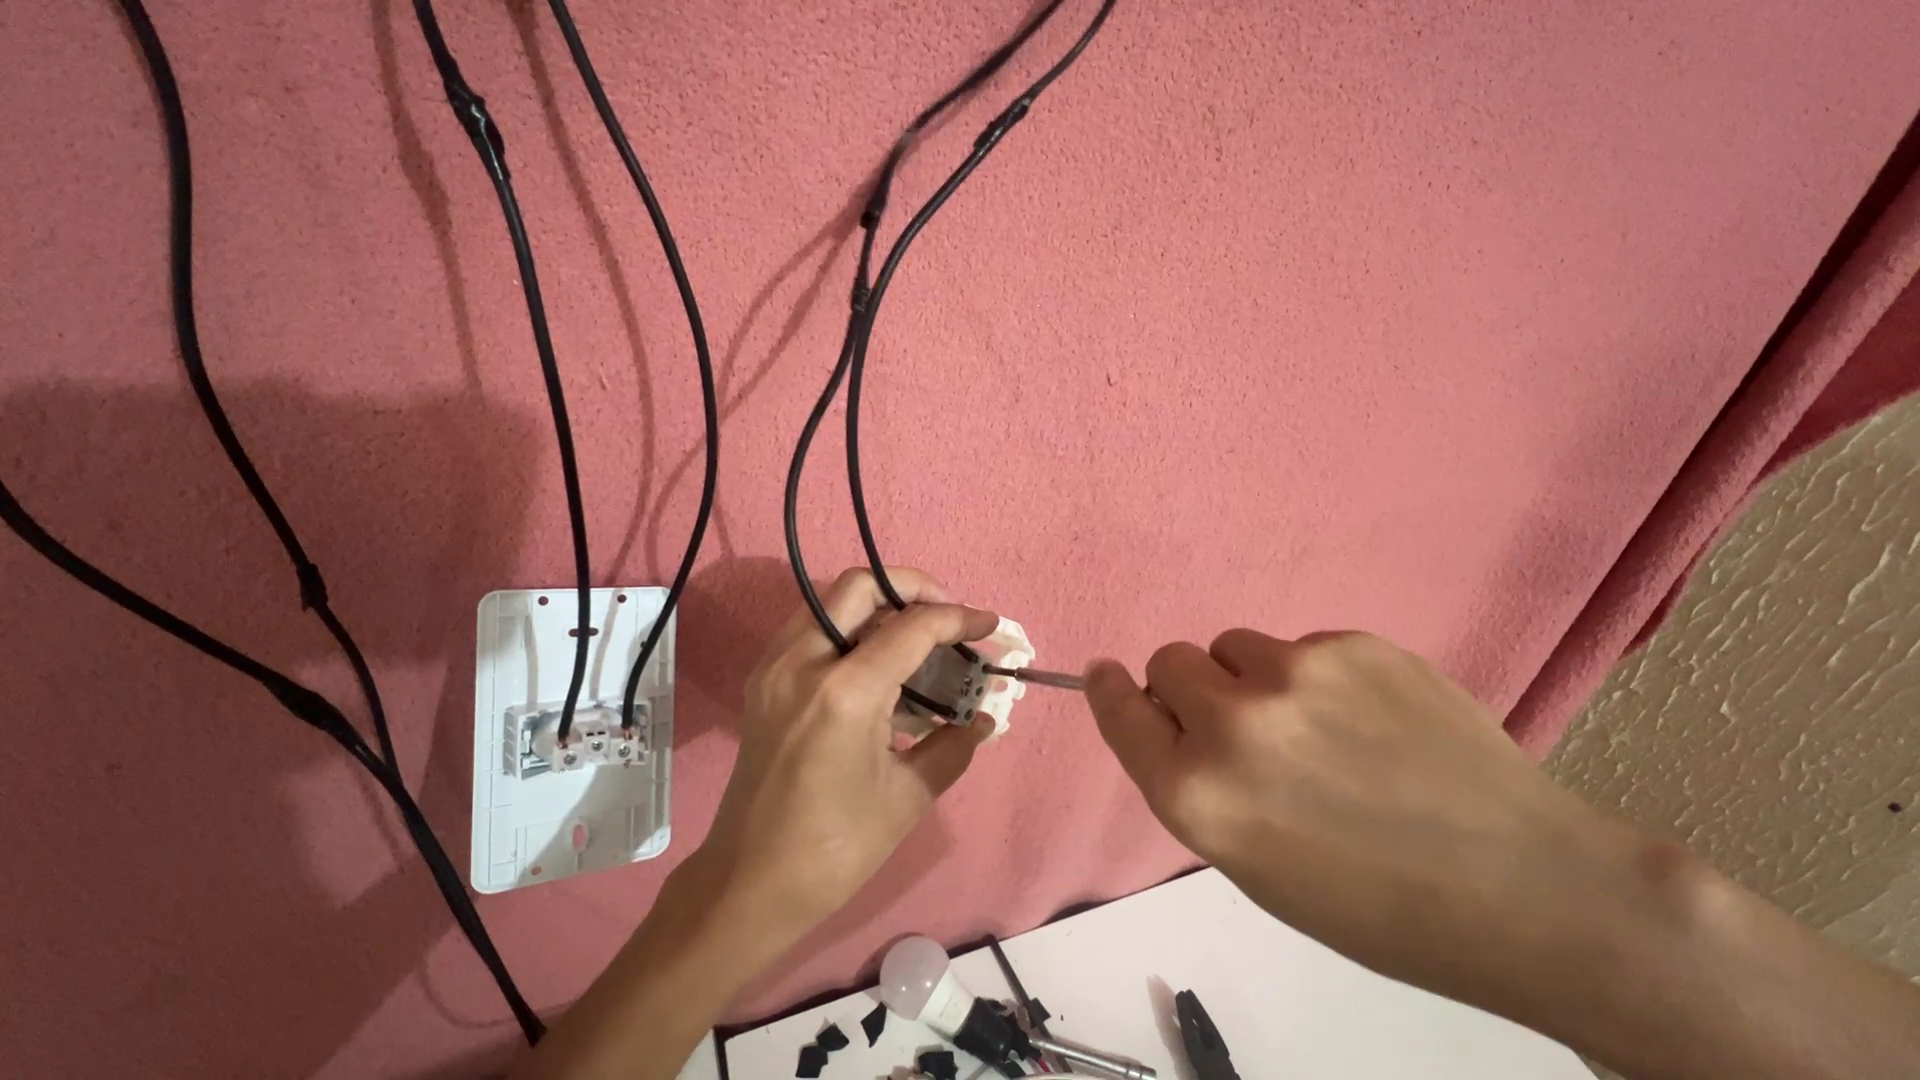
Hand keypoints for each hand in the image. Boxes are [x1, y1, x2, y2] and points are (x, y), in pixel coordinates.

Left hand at [694, 567, 999, 936]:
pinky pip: (811, 631)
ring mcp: (775, 669)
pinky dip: (849, 631)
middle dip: (913, 588)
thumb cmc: (835, 849)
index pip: (911, 627)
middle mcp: (802, 663)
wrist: (749, 882)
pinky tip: (881, 667)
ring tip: (920, 640)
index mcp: (844, 693)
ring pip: (830, 603)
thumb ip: (953, 746)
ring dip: (879, 607)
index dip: (958, 619)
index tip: (990, 626)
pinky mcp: (764, 683)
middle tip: (949, 616)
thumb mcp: (907, 797)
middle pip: (860, 587)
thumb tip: (984, 719)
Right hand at [1084, 630, 1634, 1007]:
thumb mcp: (1252, 867)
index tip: (1107, 676)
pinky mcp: (1356, 645)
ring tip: (1318, 727)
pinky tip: (1371, 721)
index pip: (1121, 711)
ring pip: (1235, 645)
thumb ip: (1198, 787)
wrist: (1523, 889)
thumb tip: (1173, 724)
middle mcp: (1233, 723)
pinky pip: (1301, 646)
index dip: (1111, 690)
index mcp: (1198, 794)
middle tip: (1243, 729)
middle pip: (1170, 661)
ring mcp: (1297, 673)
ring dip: (1252, 679)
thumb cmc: (1374, 909)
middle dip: (1192, 692)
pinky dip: (1315, 678)